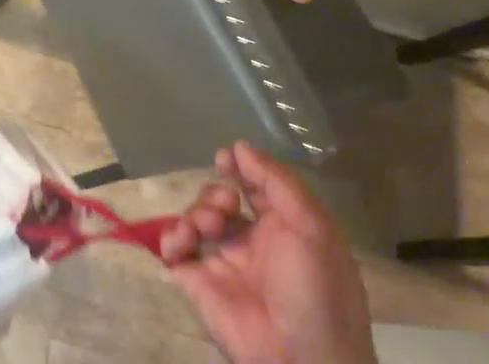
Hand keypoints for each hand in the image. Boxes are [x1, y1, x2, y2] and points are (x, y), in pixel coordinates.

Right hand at [160, 142, 376, 363]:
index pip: (256, 187)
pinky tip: (182, 242)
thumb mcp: (311, 227)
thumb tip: (240, 146)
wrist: (302, 357)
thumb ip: (276, 181)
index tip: (224, 158)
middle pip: (220, 199)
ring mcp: (224, 262)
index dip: (240, 168)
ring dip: (196, 212)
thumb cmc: (315, 288)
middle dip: (215, 193)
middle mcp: (253, 242)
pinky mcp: (198, 282)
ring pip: (195, 219)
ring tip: (206, 227)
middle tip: (223, 205)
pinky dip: (172, 238)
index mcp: (286, 229)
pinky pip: (175, 249)